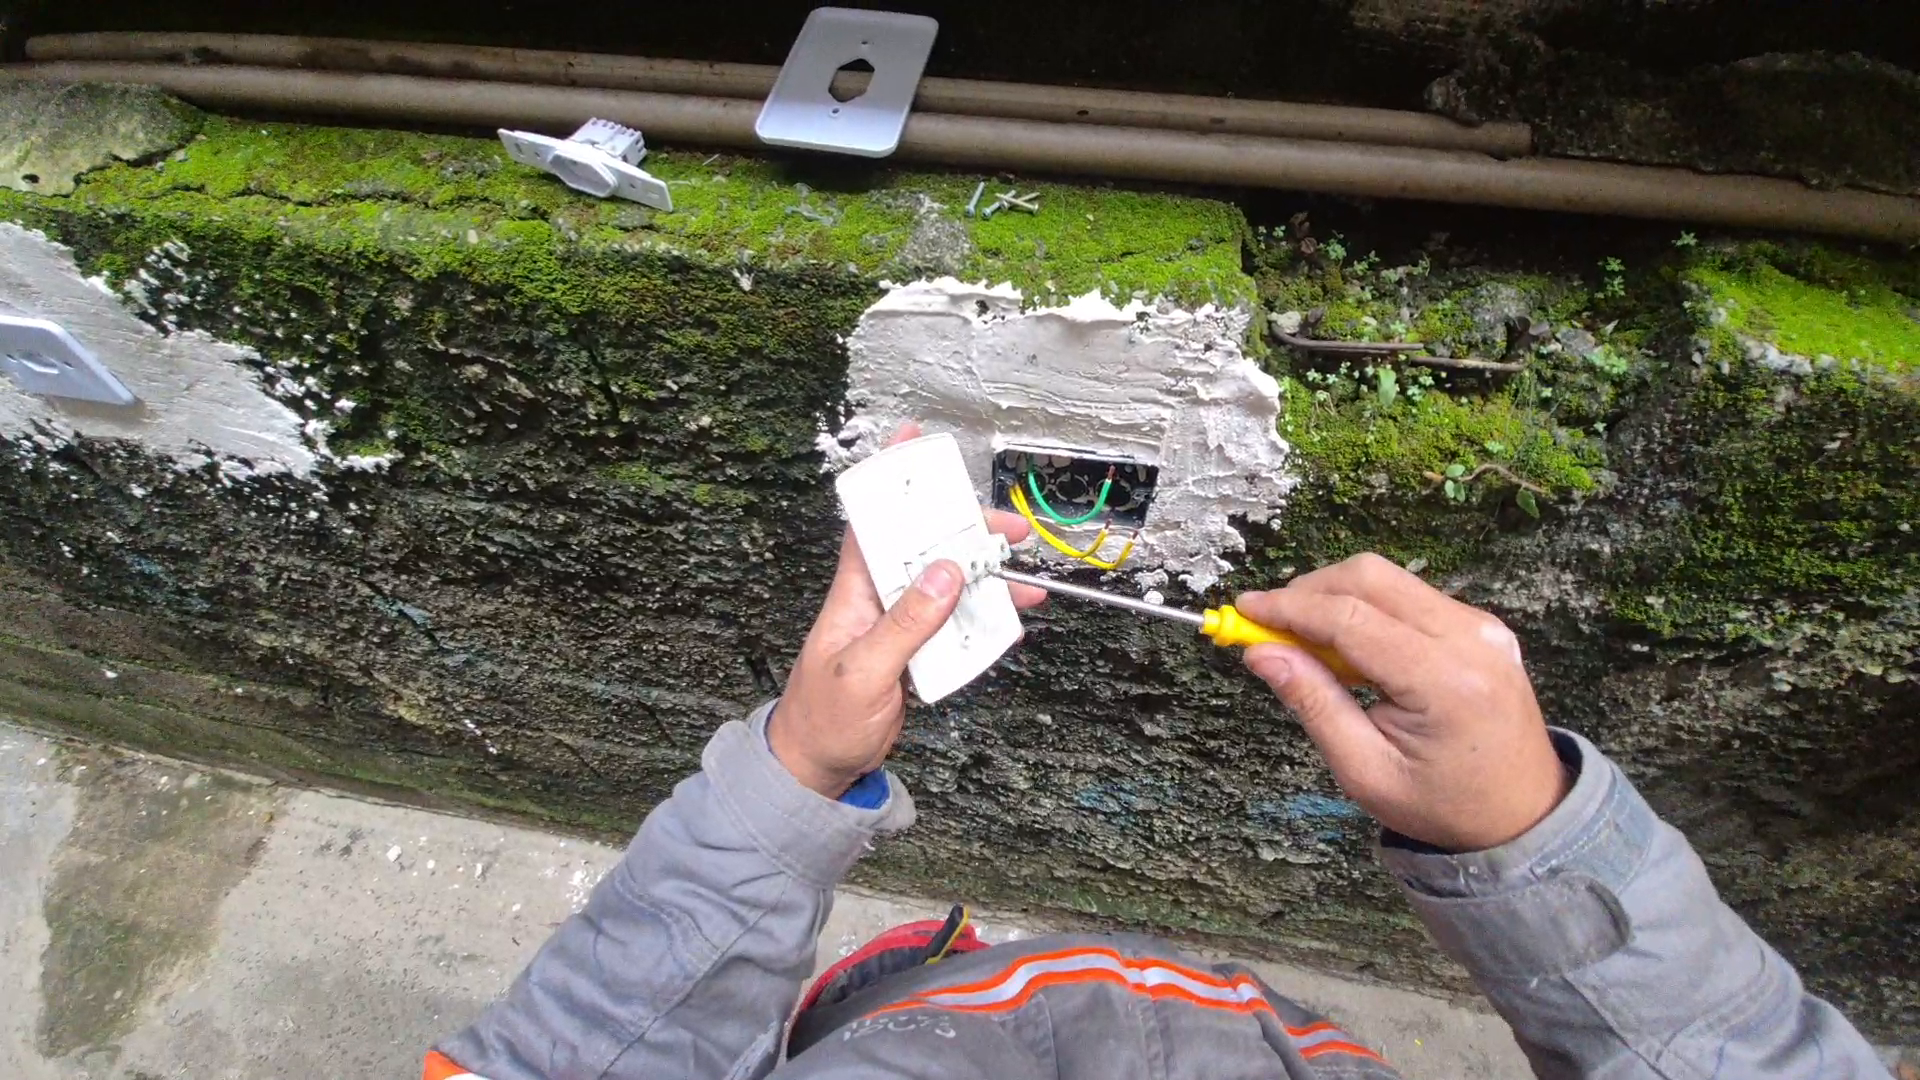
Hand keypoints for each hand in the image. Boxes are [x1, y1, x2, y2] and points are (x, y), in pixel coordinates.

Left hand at [769, 424, 1046, 797]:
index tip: (914, 442)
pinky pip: (956, 623)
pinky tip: (1010, 617)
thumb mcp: (863, 671)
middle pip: (927, 546)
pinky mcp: (918, 649)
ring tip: (1022, 574)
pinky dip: (984, 618)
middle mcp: (880, 597)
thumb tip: (946, 574)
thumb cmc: (822, 716)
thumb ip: (905, 625)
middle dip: (966, 529)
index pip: (873, 520)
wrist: (821, 764)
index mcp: (856, 590)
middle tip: (1008, 527)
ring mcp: (901, 623)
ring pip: (950, 584)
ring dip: (985, 576)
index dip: (891, 479)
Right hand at [1235, 553, 1568, 851]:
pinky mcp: (1477, 623)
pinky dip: (1360, 605)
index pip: (1351, 618)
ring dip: (1331, 595)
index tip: (1242, 610)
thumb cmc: (1440, 804)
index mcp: (1446, 682)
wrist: (1526, 816)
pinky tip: (1346, 646)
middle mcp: (1471, 638)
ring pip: (1385, 577)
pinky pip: (1403, 592)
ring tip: (1306, 640)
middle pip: (1369, 577)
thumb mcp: (1363, 770)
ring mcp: (1480, 625)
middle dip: (1307, 591)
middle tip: (1270, 626)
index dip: (1288, 608)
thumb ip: (1312, 703)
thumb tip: (1260, 652)